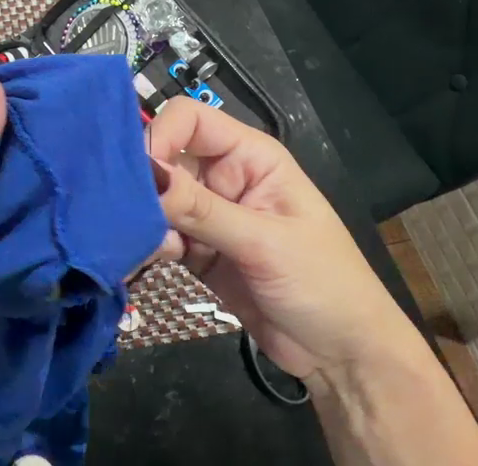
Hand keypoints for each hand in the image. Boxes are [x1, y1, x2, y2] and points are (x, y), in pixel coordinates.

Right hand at [145, 97, 416, 383]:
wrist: (343, 357)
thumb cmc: (324, 284)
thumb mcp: (264, 243)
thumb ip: (202, 209)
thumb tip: (146, 175)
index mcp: (250, 156)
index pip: (190, 120)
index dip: (161, 135)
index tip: (140, 174)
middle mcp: (224, 175)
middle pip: (166, 157)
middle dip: (147, 184)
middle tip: (134, 216)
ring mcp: (209, 214)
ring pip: (158, 198)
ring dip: (148, 219)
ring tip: (157, 248)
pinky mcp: (198, 249)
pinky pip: (160, 233)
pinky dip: (151, 243)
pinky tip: (161, 260)